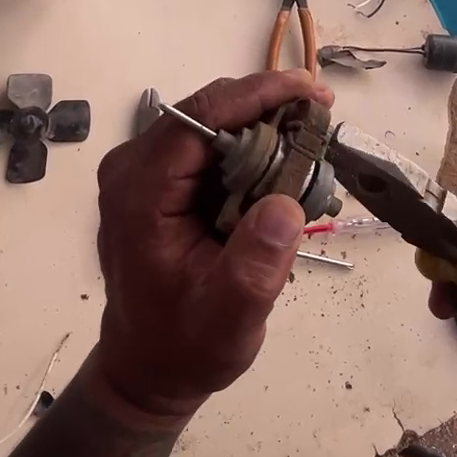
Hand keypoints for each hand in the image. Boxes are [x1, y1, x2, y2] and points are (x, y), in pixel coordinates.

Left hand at [90, 70, 331, 420]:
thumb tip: (286, 205)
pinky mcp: (161, 174)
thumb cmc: (185, 345)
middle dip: (268, 102)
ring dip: (263, 117)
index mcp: (140, 192)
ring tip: (311, 127)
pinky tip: (285, 148)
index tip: (310, 89)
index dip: (257, 95)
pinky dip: (252, 136)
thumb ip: (254, 265)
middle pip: (207, 108)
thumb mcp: (228, 318)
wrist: (149, 367)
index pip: (200, 119)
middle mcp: (134, 166)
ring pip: (212, 116)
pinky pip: (211, 136)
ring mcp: (145, 167)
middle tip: (322, 109)